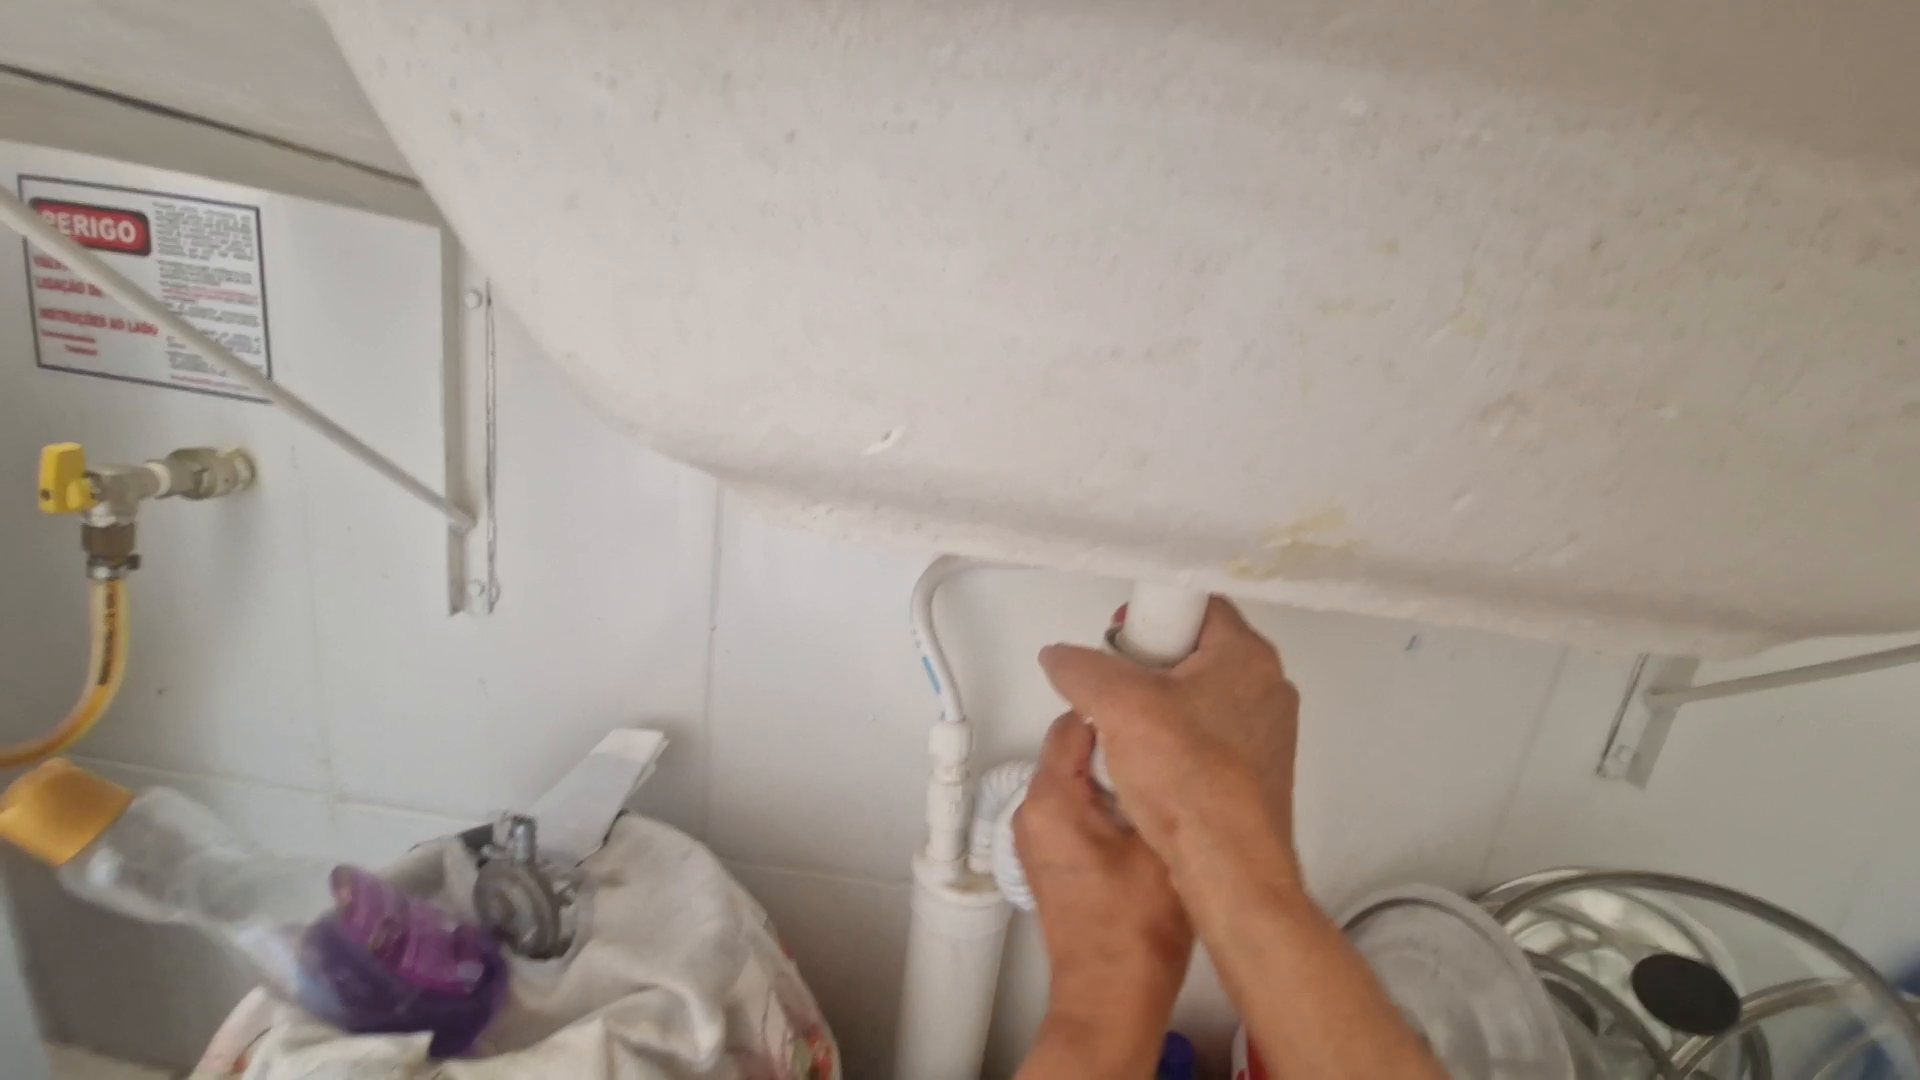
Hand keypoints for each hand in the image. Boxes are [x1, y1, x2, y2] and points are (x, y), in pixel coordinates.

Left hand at [1014, 714, 1192, 1055]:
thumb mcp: (1158, 842)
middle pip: (1068, 748)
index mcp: (1050, 799)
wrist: (1111, 996)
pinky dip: (1099, 797)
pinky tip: (1141, 808)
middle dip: (1113, 740)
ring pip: (1072, 777)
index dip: (1114, 711)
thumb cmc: (1135, 928)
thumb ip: (1152, 785)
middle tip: (1161, 739)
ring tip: (1156, 771)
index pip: (1072, 724)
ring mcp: (1036, 835)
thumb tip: (1162, 749)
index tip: (1150, 708)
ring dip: (1108, 771)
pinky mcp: (1048, 856)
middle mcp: (1031, 811)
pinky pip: (1071, 805)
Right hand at [1038, 597, 1301, 891]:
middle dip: (1145, 666)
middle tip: (1112, 691)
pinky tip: (1148, 766)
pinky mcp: (1258, 770)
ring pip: (1196, 694)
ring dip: (1155, 705)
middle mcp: (1267, 686)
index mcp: (1247, 655)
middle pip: (1192, 649)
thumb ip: (1080, 668)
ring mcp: (1267, 731)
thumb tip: (1057, 657)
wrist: (1230, 871)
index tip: (1117, 645)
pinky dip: (1174, 739)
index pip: (1194, 604)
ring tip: (1124, 732)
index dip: (1149, 616)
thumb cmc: (1185, 775)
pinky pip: (1206, 733)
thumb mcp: (1117, 705)